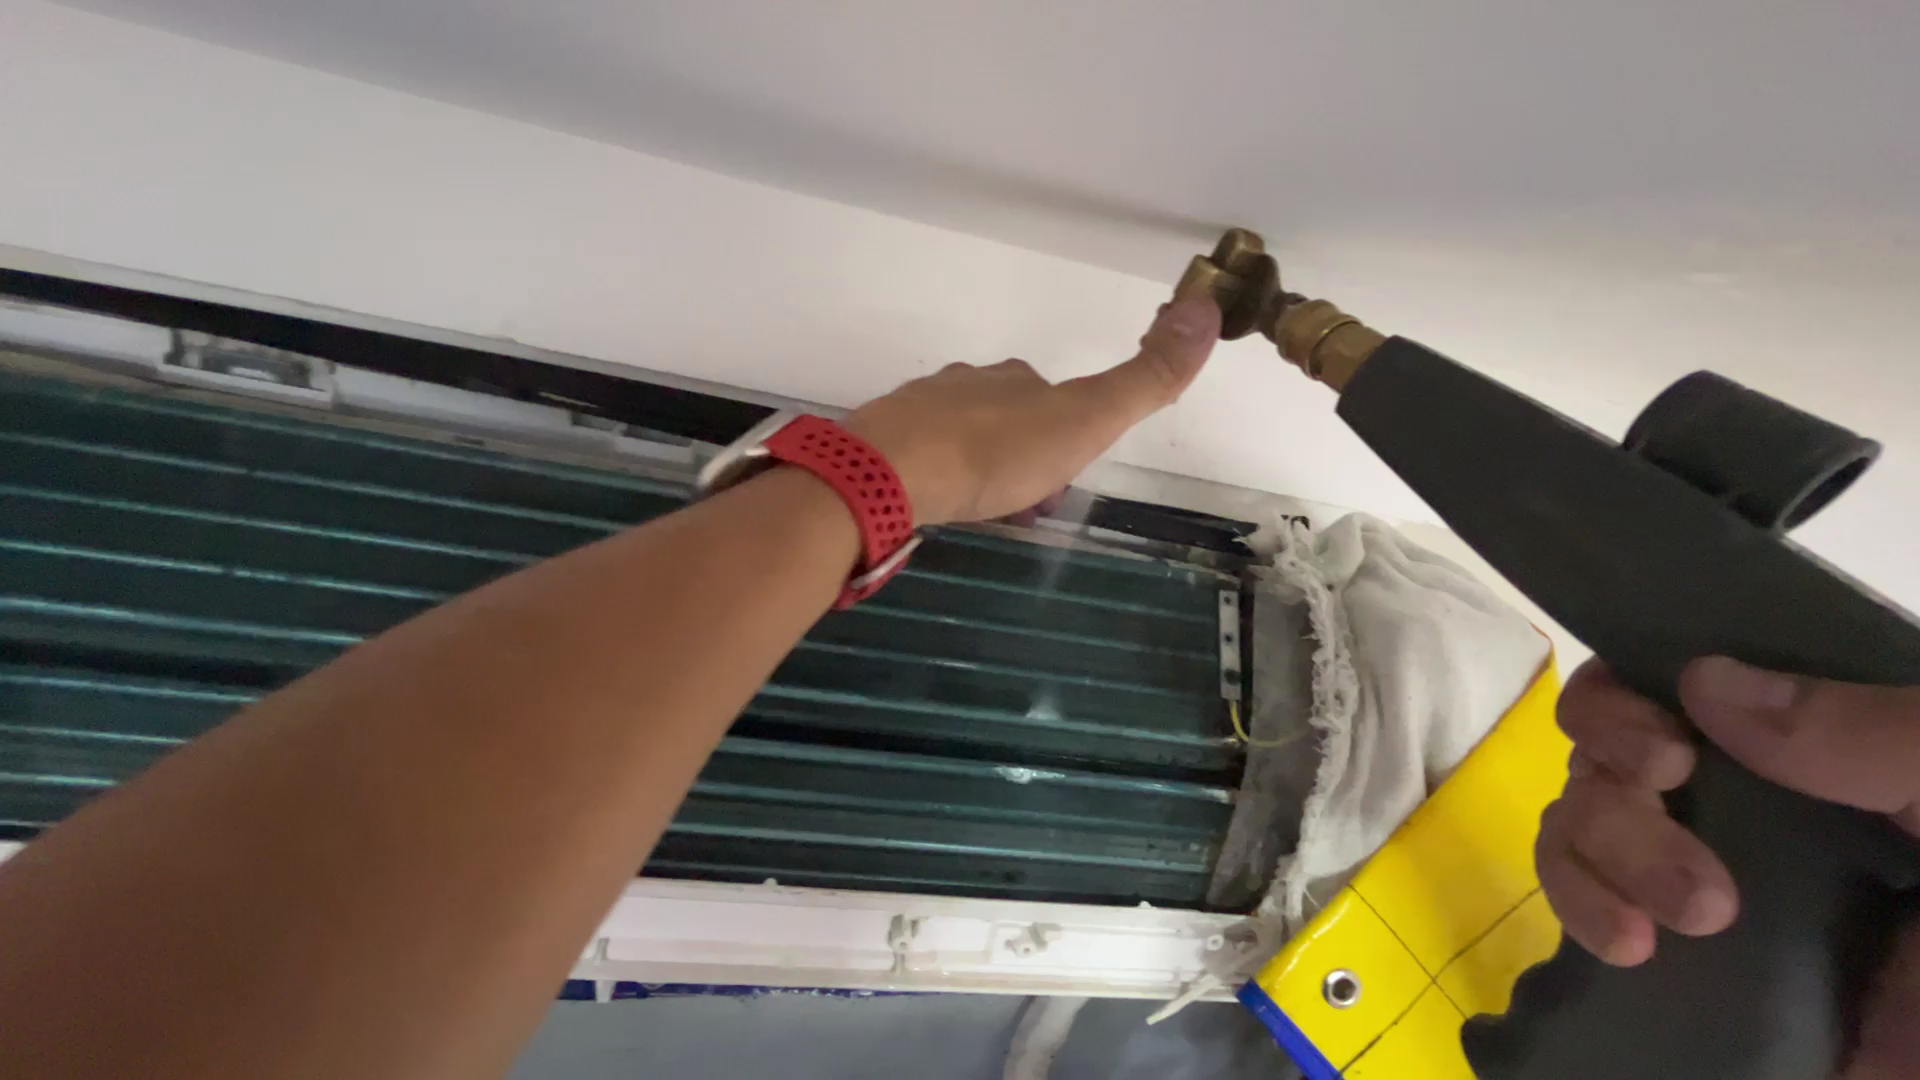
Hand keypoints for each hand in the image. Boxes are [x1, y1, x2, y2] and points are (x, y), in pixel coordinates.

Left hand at [843, 295, 1220, 525]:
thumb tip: (1208, 305)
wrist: (894, 472)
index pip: (1055, 402)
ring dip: (986, 472)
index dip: (1068, 439)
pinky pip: (925, 457)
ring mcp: (921, 409)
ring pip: (966, 438)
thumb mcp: (1088, 418)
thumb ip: (1146, 378)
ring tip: (988, 511)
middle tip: (1027, 505)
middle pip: (1009, 420)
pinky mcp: (885, 439)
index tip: (1063, 482)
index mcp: (1019, 381)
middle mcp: (970, 384)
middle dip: (1026, 460)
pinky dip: (943, 479)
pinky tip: (942, 504)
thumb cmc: (998, 452)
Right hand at [1539, 657, 1919, 1077]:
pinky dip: (1583, 907)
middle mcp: (1754, 794)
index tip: (1659, 748)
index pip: (1679, 678)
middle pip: (1608, 748)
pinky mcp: (1698, 950)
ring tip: (1663, 922)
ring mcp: (1718, 871)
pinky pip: (1592, 896)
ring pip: (1582, 815)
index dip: (1629, 695)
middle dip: (1611, 794)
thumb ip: (1889, 732)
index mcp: (1825, 747)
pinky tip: (1624, 944)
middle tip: (1674, 847)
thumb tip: (1707, 682)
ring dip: (1591, 855)